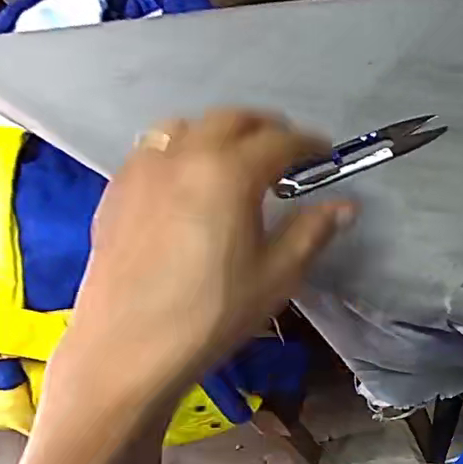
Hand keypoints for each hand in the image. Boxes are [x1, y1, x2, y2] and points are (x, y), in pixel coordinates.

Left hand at [51, 109, 354, 415]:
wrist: (131, 344)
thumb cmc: (217, 310)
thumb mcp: (280, 273)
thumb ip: (313, 230)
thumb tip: (345, 206)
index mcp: (229, 174)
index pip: (278, 141)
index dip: (309, 143)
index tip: (327, 151)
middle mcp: (183, 158)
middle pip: (228, 119)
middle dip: (265, 126)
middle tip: (291, 147)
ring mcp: (142, 170)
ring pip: (185, 126)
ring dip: (221, 131)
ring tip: (241, 157)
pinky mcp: (117, 191)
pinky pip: (154, 148)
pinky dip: (183, 148)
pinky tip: (194, 181)